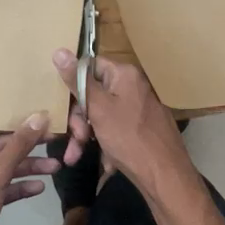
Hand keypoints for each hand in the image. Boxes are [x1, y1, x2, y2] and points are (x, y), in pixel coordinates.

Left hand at [0, 113, 60, 224]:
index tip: (42, 121)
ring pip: (1, 170)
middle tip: (56, 142)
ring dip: (27, 169)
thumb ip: (19, 145)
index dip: (15, 124)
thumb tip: (39, 116)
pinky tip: (39, 188)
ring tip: (57, 168)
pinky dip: (16, 188)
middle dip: (27, 149)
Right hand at [52, 49, 192, 194]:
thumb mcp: (98, 109)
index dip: (73, 85)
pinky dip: (105, 143)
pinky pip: (114, 128)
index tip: (62, 106)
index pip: (90, 66)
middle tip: (75, 139)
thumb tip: (59, 50)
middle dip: (79, 119)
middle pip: (94, 93)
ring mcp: (137, 107)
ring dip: (86, 136)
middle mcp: (132, 86)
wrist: (164, 174)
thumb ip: (78, 81)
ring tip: (75, 158)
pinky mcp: (140, 126)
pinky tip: (105, 163)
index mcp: (124, 74)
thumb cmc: (129, 137)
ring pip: (101, 115)